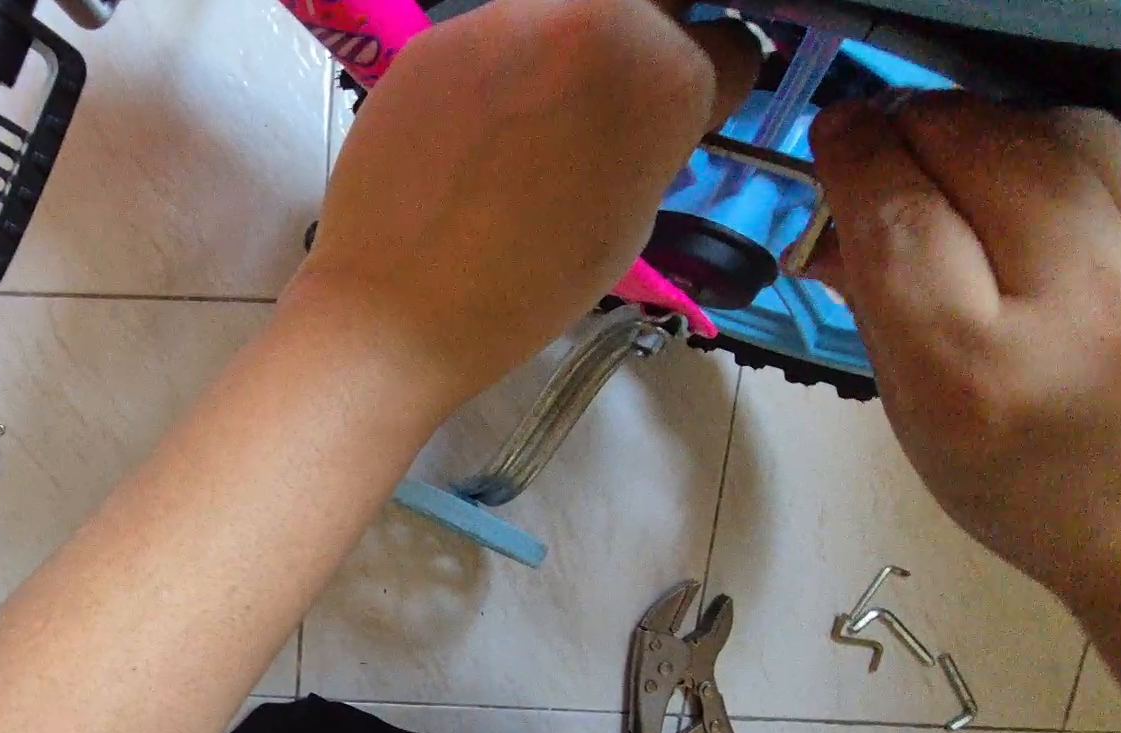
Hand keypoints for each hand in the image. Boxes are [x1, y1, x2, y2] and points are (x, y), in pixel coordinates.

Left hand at [285, 0, 760, 408]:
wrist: (394, 315)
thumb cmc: (516, 300)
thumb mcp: (622, 232)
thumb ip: (646, 150)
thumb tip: (633, 124)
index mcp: (665, 74)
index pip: (725, 50)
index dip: (694, 104)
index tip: (657, 140)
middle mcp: (595, 18)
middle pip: (640, 17)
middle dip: (623, 68)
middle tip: (580, 133)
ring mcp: (502, 20)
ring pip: (554, 24)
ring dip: (547, 70)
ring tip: (502, 148)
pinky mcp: (430, 42)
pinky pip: (480, 51)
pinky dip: (479, 87)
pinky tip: (452, 148)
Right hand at [809, 93, 1120, 604]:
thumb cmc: (1008, 483)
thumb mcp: (912, 412)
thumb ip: (878, 311)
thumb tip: (841, 231)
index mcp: (972, 369)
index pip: (902, 227)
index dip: (858, 164)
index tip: (833, 130)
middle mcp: (1080, 307)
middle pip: (989, 159)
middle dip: (920, 123)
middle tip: (877, 121)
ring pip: (1072, 137)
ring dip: (989, 121)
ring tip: (945, 138)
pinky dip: (1059, 141)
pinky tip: (1022, 160)